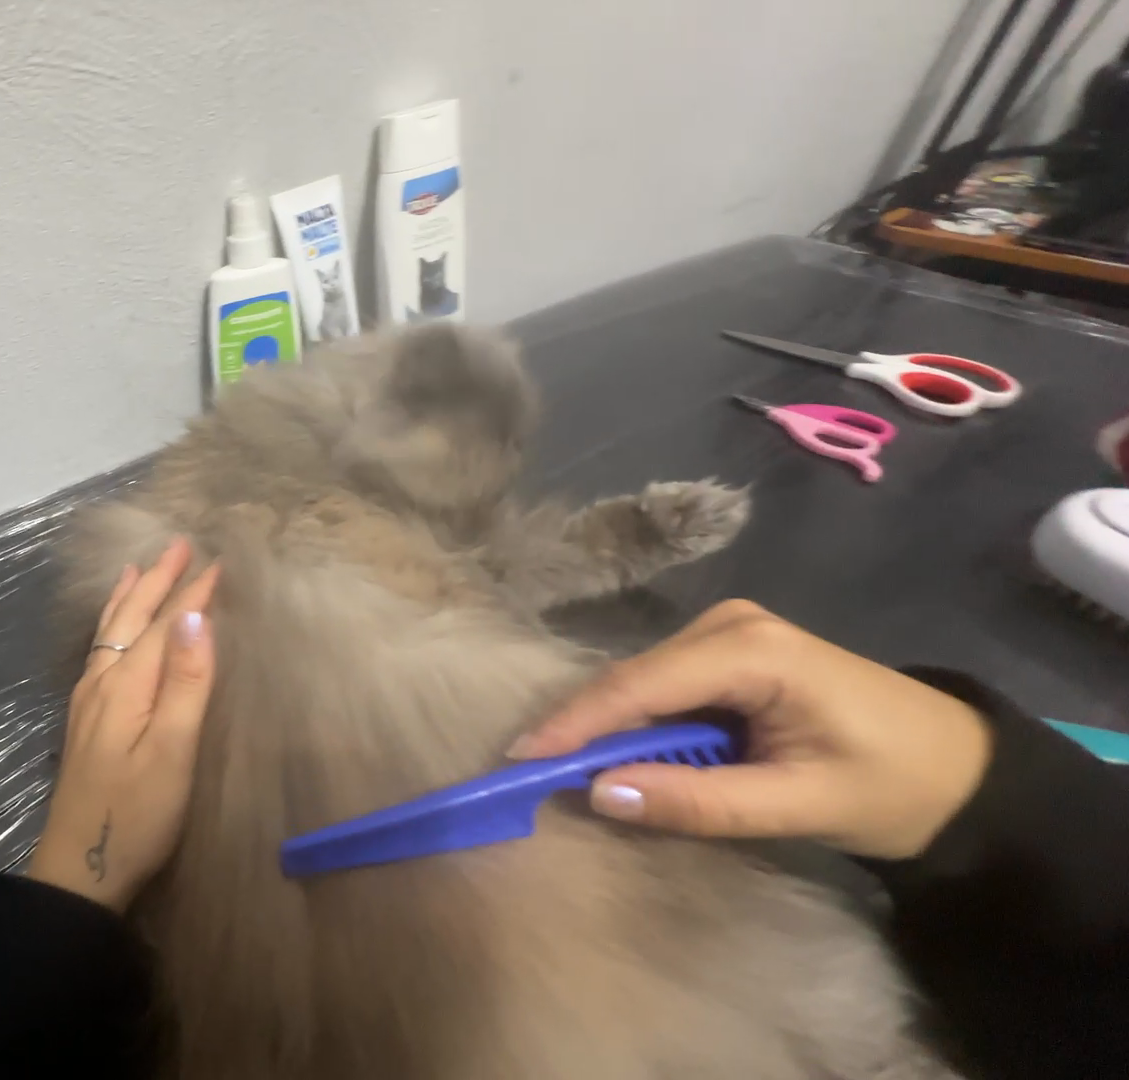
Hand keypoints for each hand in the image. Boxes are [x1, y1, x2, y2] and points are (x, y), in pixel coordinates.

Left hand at [26, 537, 219, 909]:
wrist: (77, 867)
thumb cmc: (137, 815)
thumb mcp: (173, 752)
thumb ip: (187, 683)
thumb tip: (198, 617)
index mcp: (128, 685)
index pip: (167, 624)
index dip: (194, 592)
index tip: (220, 561)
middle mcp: (103, 681)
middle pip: (133, 618)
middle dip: (158, 579)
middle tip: (181, 545)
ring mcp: (88, 699)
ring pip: (112, 630)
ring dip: (130, 595)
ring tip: (140, 566)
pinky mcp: (85, 717)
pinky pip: (101, 650)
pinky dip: (113, 623)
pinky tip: (113, 629)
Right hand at [513, 600, 992, 859]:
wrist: (968, 770)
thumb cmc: (896, 787)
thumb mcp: (801, 806)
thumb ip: (699, 802)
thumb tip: (598, 793)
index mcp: (753, 650)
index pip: (640, 685)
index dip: (577, 722)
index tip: (521, 756)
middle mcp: (726, 623)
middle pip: (631, 677)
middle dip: (585, 725)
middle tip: (537, 770)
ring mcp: (724, 630)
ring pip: (638, 680)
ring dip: (607, 725)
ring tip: (567, 765)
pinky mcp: (723, 647)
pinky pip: (658, 683)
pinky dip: (636, 720)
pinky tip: (619, 748)